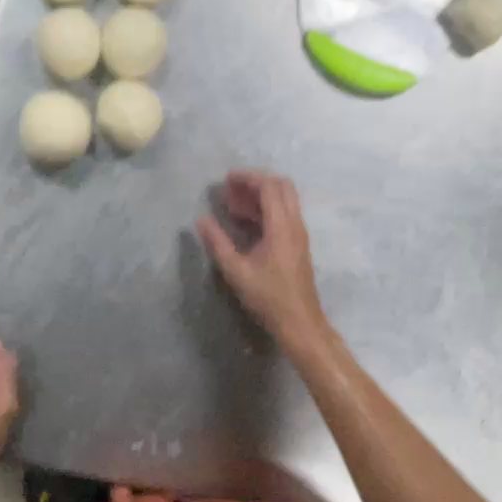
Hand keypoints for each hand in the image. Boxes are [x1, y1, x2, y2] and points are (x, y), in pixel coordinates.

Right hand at [196, 171, 329, 340]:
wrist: (300, 322)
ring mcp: (299, 234)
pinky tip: (245, 223)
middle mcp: (294, 224)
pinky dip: (266, 210)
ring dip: (260, 197)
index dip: (248, 178)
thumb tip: (201, 220)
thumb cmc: (268, 297)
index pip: (269, 187)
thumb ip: (218, 243)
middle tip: (231, 189)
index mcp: (282, 226)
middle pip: (281, 187)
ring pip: (284, 201)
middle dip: (256, 183)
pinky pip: (284, 215)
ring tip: (231, 205)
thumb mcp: (236, 271)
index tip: (226, 179)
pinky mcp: (298, 245)